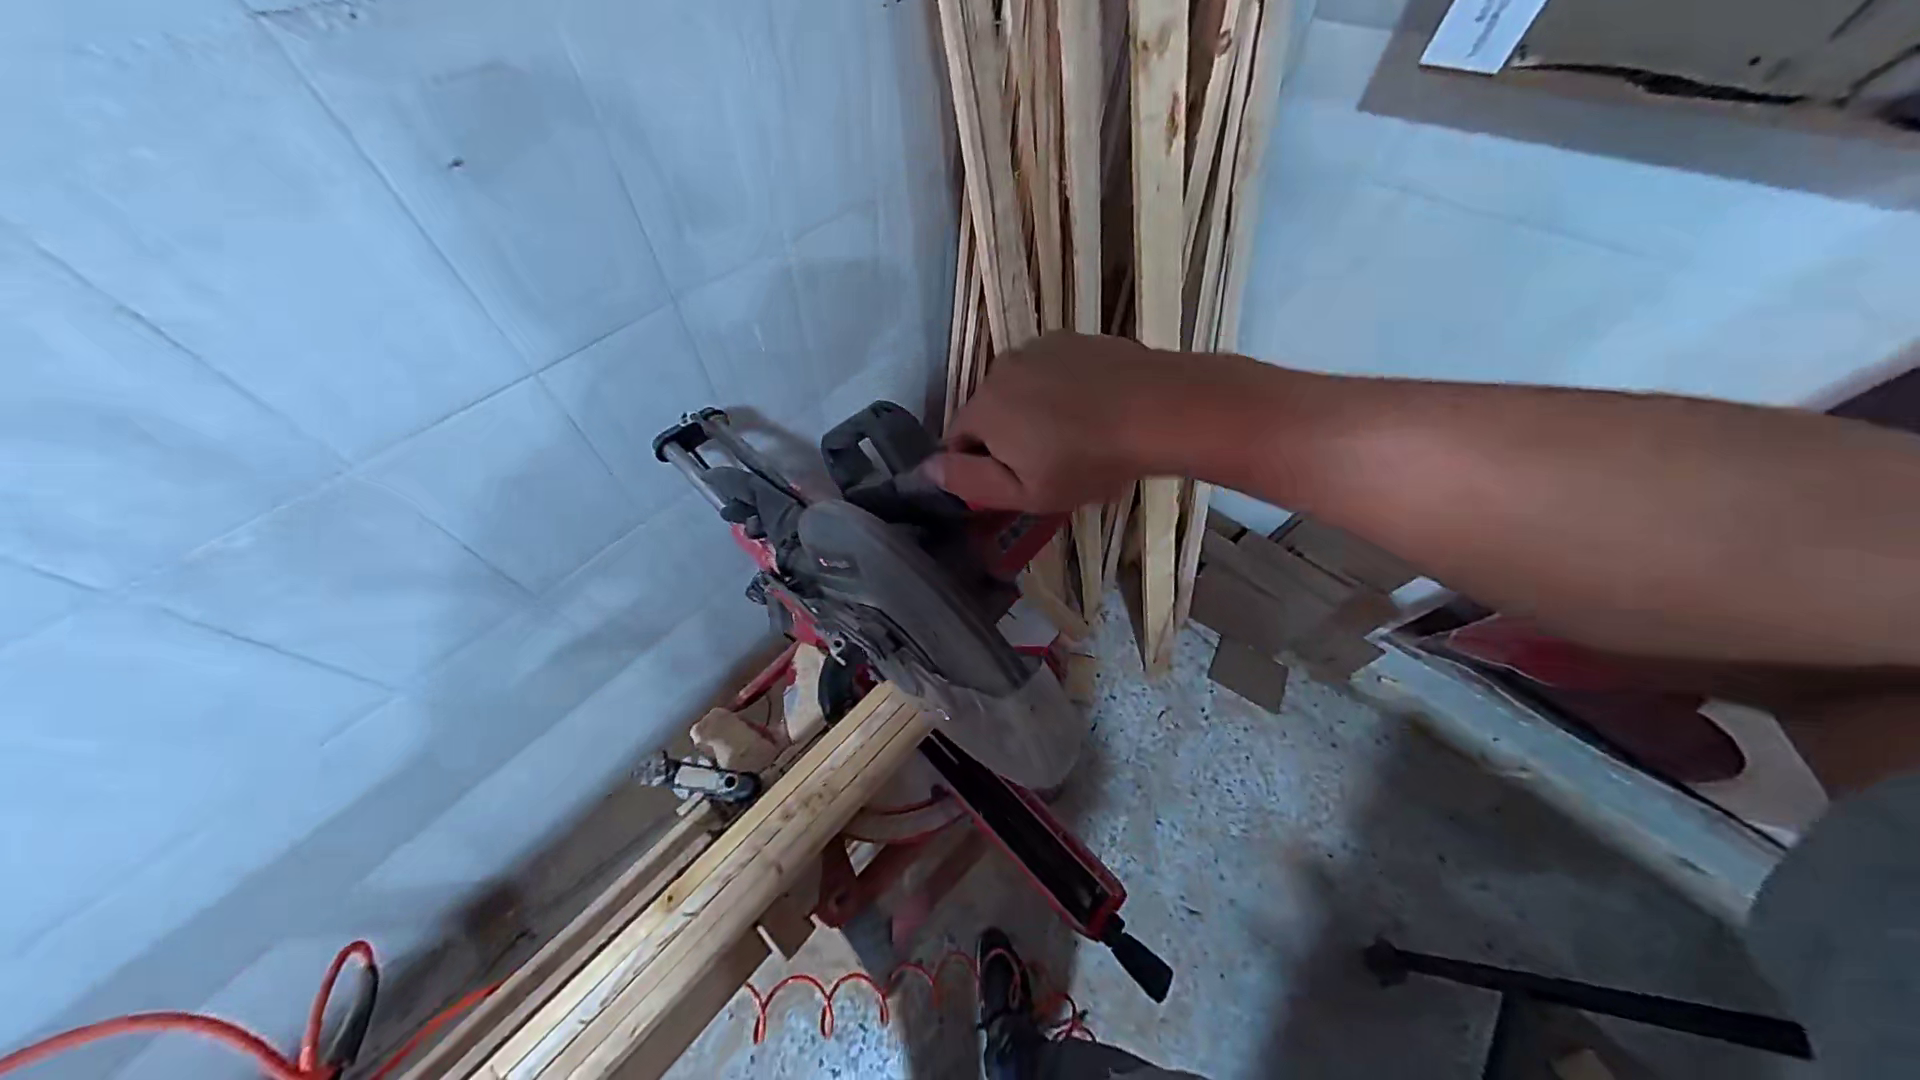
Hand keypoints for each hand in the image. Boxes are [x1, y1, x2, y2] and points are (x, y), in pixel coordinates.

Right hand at [926, 331, 1199, 509]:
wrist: (1159, 409)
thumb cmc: (1086, 460)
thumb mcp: (1024, 492)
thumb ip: (968, 482)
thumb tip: (925, 469)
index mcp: (982, 407)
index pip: (956, 442)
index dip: (979, 469)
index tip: (1014, 484)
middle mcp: (1000, 368)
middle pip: (988, 414)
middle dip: (1007, 440)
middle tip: (1049, 466)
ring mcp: (1038, 347)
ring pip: (1020, 391)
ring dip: (1034, 414)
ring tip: (1076, 437)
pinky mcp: (1073, 339)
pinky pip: (1050, 372)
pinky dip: (1060, 392)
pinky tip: (1092, 410)